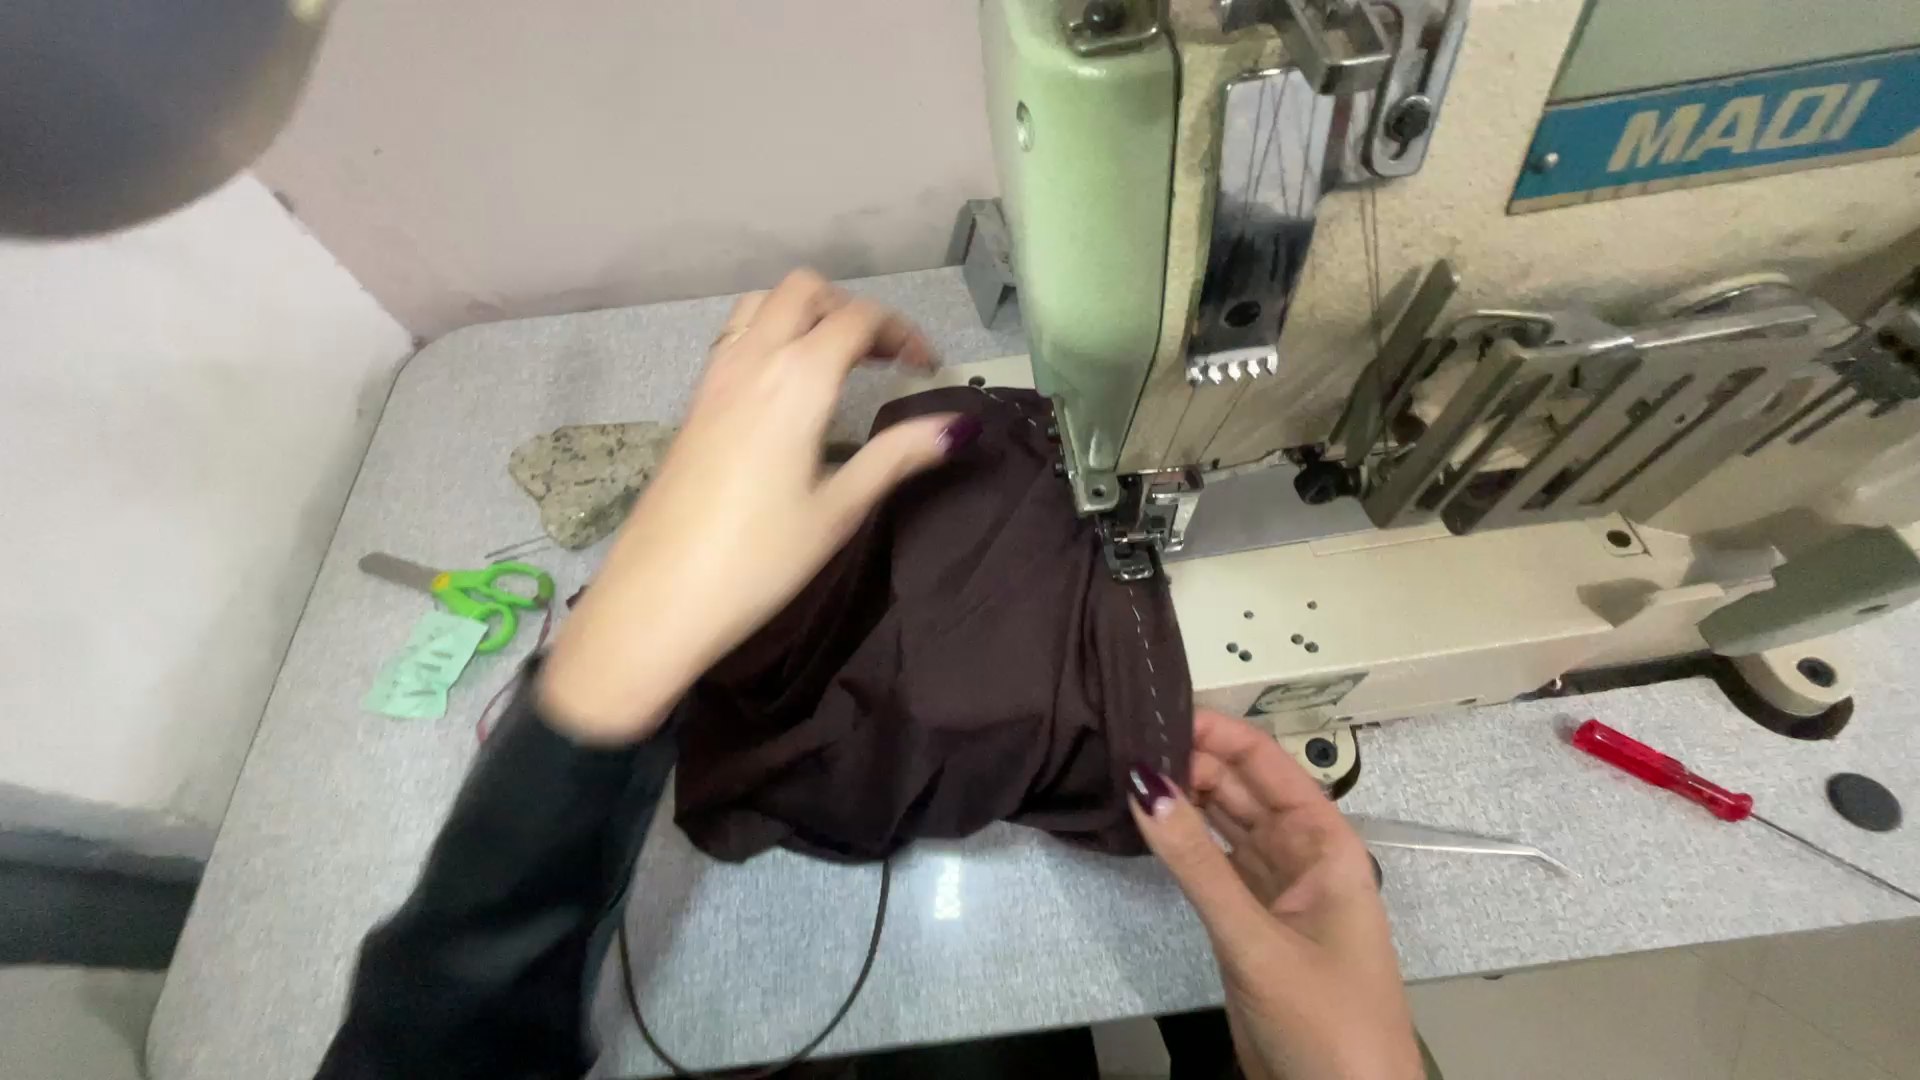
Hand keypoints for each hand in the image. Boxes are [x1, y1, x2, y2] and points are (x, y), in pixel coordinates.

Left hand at [539, 269, 978, 742]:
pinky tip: (786, 390)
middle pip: (804, 292)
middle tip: (882, 359)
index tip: (927, 368)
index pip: (858, 318)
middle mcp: (752, 360)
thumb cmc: (760, 559)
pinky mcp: (694, 402)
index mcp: (797, 379)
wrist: (658, 597)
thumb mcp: (839, 509)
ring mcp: (714, 377)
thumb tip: (958, 425)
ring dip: (805, 314)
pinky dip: (771, 335)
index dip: (902, 331)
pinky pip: (735, 337)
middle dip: (851, 309)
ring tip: (836, 363)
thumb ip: (897, 456)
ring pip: (762, 305)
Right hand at [1129, 710, 1422, 1079]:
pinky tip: (1141, 818)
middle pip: (1236, 784)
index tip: (1153, 710)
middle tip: (1120, 740)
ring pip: (1218, 819)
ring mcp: (1268, 883)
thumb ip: (1196, 862)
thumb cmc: (1326, 1023)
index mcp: (1323, 840)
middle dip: (1185, 759)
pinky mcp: (1243, 914)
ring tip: (1120, 766)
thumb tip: (1140, 780)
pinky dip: (1176, 838)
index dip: (1214, 730)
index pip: (1264, 760)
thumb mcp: (1256, 939)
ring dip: (1178, 795)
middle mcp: (1296, 850)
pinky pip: (1207, 859)